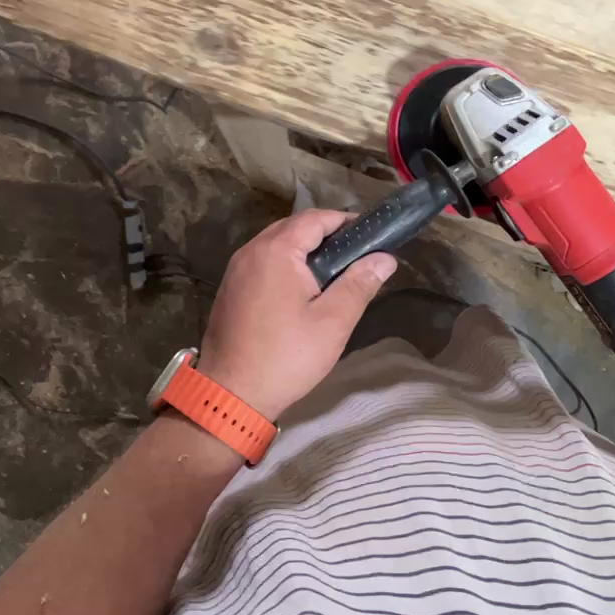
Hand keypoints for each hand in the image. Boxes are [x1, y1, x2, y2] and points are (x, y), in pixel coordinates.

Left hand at [195, 210, 396, 421]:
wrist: (229, 395)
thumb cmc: (285, 356)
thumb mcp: (332, 322)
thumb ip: (359, 284)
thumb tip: (385, 258)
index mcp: (276, 251)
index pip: (315, 218)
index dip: (344, 221)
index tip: (370, 235)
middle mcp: (251, 251)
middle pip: (293, 227)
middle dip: (325, 234)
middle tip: (356, 255)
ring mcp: (236, 269)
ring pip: (276, 244)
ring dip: (304, 249)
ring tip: (334, 271)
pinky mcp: (230, 289)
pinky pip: (262, 262)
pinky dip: (285, 264)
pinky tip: (302, 288)